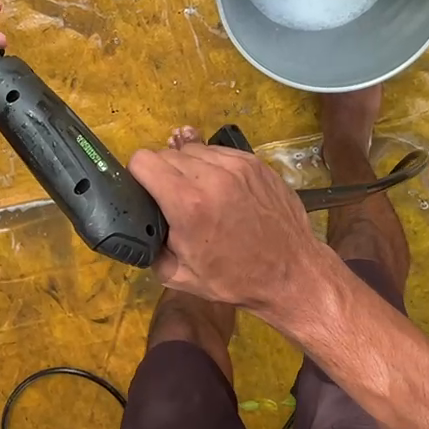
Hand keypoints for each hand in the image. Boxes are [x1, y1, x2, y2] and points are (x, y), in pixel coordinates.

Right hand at [127, 143, 333, 318]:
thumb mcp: (177, 275)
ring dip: (187, 166)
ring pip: (192, 149)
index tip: (144, 191)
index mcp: (187, 203)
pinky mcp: (254, 162)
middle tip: (172, 200)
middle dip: (162, 173)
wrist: (292, 273)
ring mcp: (236, 165)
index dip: (137, 175)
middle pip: (166, 153)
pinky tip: (220, 187)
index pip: (143, 160)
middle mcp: (210, 176)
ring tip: (198, 192)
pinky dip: (211, 165)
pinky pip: (217, 151)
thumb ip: (148, 242)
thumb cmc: (234, 279)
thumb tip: (137, 221)